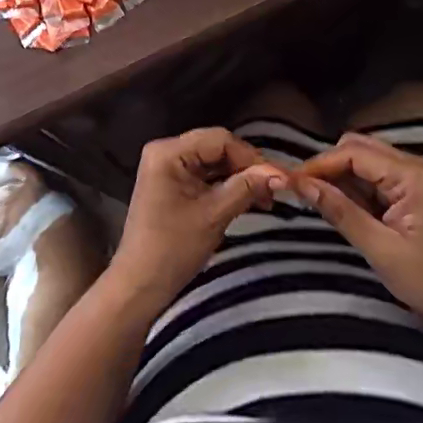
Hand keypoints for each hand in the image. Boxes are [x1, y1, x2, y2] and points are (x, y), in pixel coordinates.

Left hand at [111, 128, 286, 308]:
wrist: (141, 283)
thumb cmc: (173, 249)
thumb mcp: (213, 216)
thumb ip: (246, 188)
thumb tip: (281, 174)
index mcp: (168, 152)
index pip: (219, 139)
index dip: (250, 157)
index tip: (277, 179)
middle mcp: (165, 151)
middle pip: (216, 146)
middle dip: (246, 166)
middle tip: (274, 190)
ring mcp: (167, 167)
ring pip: (213, 160)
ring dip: (239, 176)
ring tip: (265, 198)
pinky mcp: (172, 183)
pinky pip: (205, 175)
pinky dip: (226, 185)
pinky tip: (247, 199)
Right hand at [292, 133, 422, 324]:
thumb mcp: (380, 249)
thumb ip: (339, 211)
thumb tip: (300, 184)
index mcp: (412, 176)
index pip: (353, 153)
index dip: (318, 165)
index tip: (290, 181)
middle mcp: (415, 167)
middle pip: (358, 148)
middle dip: (327, 166)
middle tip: (302, 191)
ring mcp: (417, 178)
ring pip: (365, 160)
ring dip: (339, 177)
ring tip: (317, 201)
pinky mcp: (414, 192)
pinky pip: (375, 178)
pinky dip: (354, 188)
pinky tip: (342, 207)